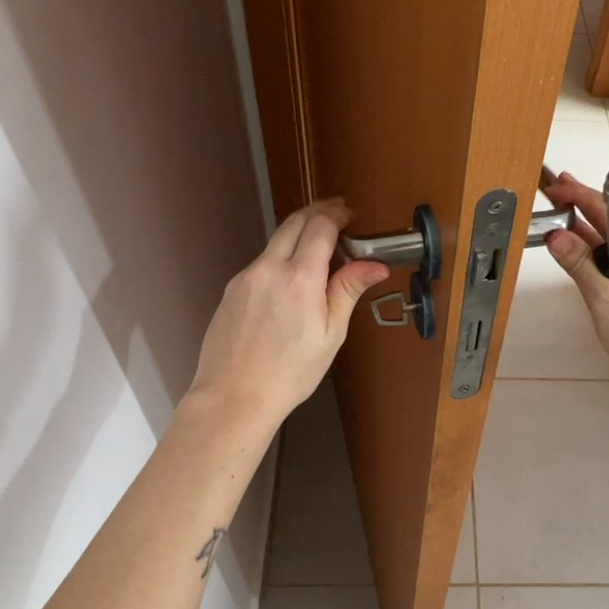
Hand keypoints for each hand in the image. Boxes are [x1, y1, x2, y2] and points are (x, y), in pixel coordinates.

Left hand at [189, 199, 389, 426]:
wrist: (234, 395)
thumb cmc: (289, 373)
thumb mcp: (330, 335)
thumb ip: (347, 291)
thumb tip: (376, 265)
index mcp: (300, 279)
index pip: (320, 226)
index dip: (337, 215)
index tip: (351, 217)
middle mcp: (269, 269)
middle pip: (295, 222)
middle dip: (319, 212)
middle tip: (338, 216)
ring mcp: (246, 276)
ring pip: (276, 240)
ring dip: (299, 233)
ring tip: (320, 248)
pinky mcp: (233, 288)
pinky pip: (262, 261)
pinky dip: (281, 256)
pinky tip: (292, 279)